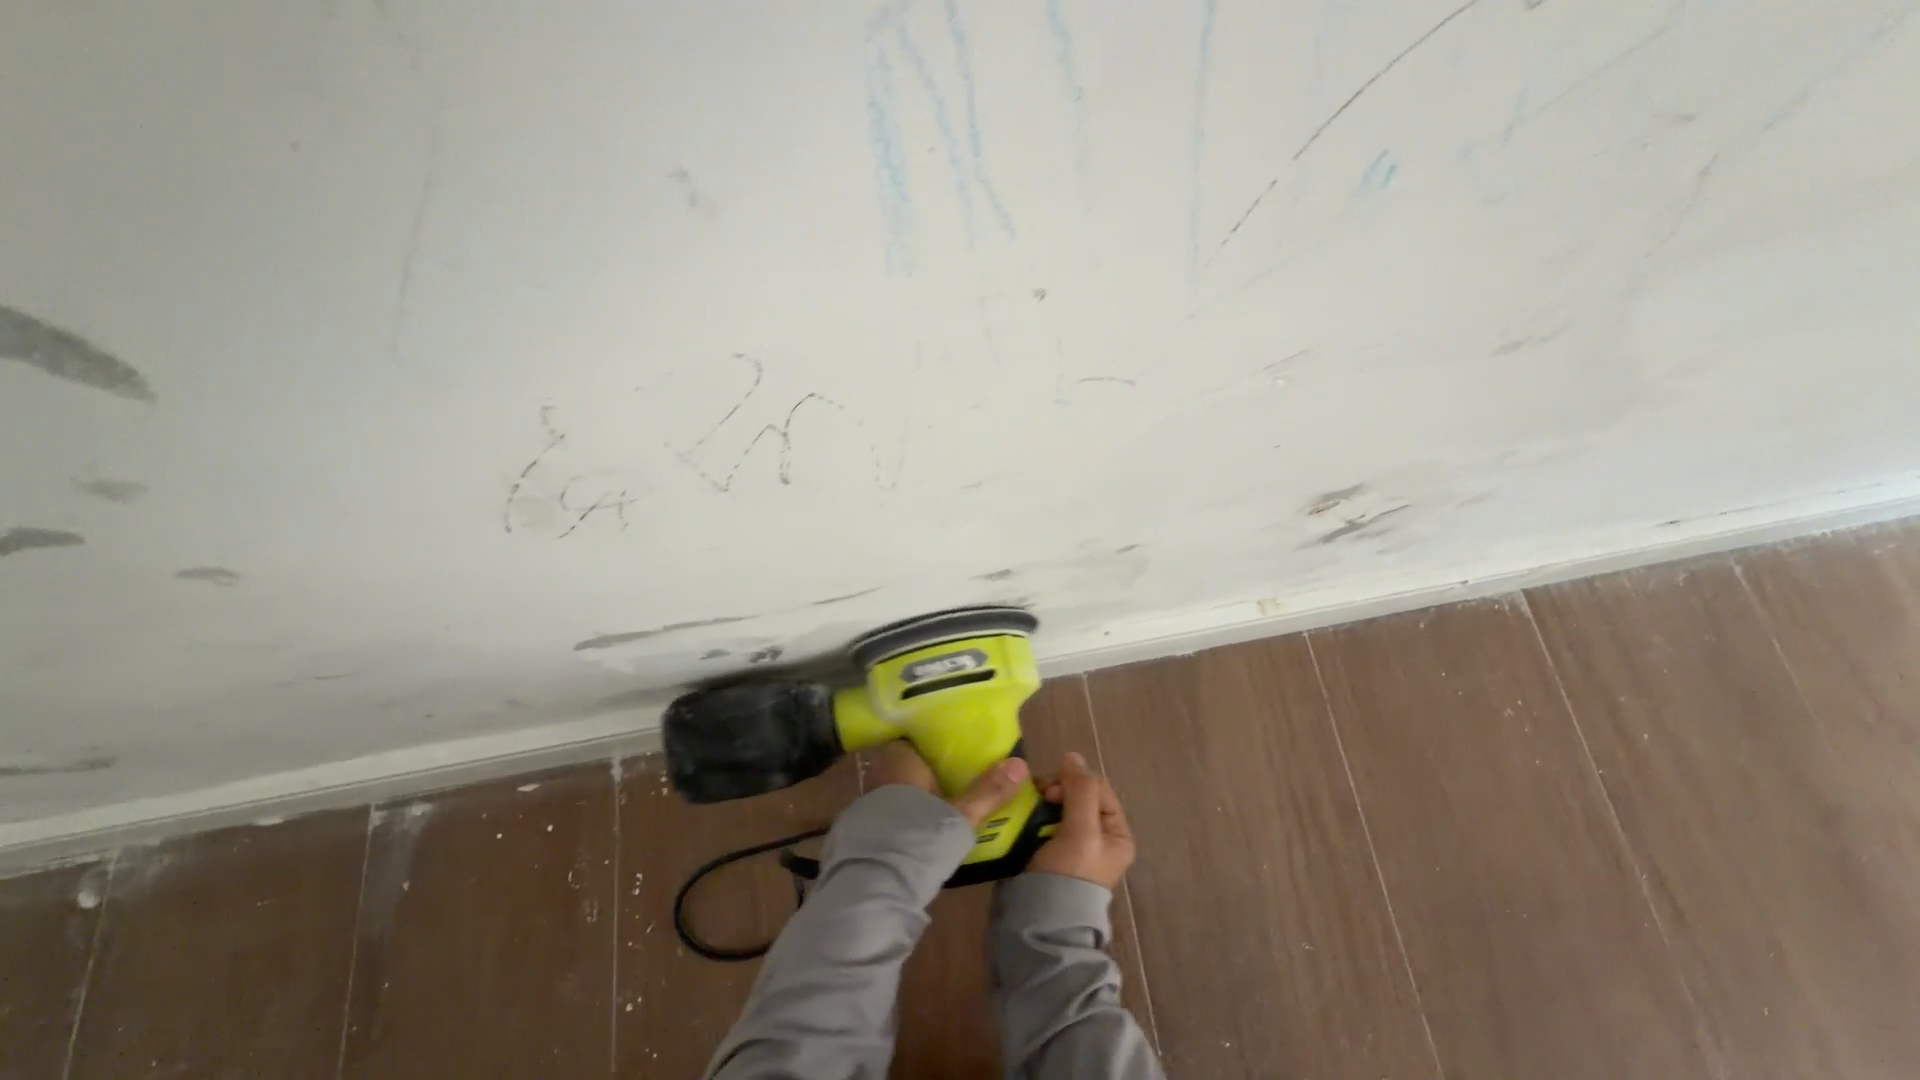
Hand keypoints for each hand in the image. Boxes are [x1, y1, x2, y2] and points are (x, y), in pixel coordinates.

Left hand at [869, 740, 1028, 827]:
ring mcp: (867, 803)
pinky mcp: (860, 830)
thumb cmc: (919, 838)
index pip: (916, 740)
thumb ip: (988, 791)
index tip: (955, 752)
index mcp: (901, 760)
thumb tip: (1020, 763)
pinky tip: (919, 834)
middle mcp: (881, 774)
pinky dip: (902, 821)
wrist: (873, 881)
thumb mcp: (961, 816)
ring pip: (896, 793)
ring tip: (942, 810)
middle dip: (927, 775)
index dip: (935, 745)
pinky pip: (887, 816)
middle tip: (955, 782)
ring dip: (914, 800)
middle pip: (907, 766)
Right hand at [1029, 752, 1134, 888]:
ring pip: (1058, 805)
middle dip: (1055, 790)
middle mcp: (1099, 837)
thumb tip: (1073, 756)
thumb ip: (1080, 791)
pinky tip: (1022, 816)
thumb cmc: (1068, 874)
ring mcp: (1073, 845)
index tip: (1048, 791)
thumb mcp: (1081, 831)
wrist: (1040, 921)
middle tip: (1036, 797)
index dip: (1072, 781)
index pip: (1097, 788)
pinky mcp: (1049, 851)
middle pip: (1077, 795)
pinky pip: (1043, 820)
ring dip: (1041, 801)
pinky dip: (1033, 814)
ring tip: (1025, 806)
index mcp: (1117, 834)